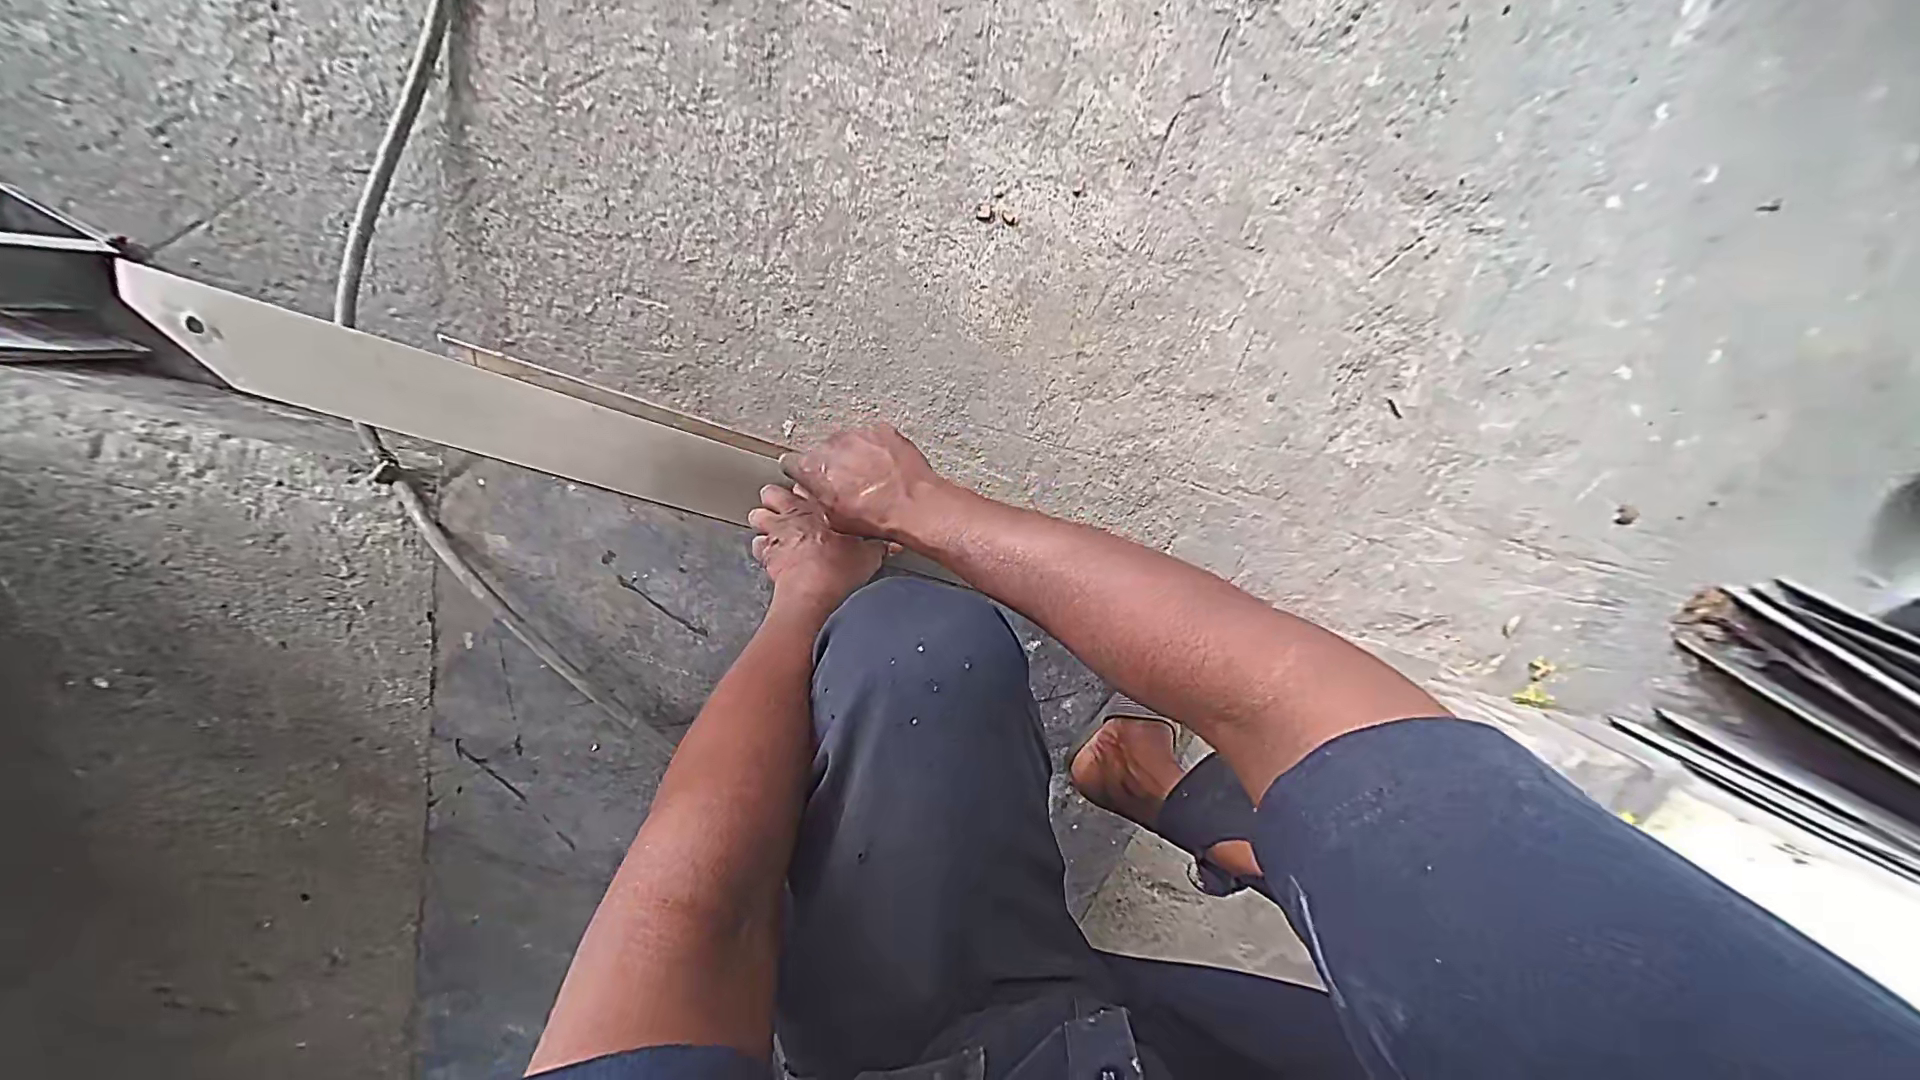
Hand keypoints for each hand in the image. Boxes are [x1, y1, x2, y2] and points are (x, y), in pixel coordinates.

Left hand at [748, 484, 887, 608]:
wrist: (809, 595)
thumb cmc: (834, 569)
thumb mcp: (867, 555)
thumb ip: (877, 545)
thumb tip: (890, 543)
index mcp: (813, 507)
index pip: (801, 484)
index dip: (804, 488)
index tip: (811, 491)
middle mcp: (789, 517)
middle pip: (771, 493)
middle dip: (775, 498)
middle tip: (787, 505)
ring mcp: (773, 536)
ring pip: (757, 516)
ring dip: (764, 520)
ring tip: (777, 526)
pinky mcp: (764, 558)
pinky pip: (757, 545)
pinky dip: (763, 547)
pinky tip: (774, 552)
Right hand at [779, 424, 946, 540]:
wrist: (914, 506)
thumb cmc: (878, 518)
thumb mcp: (836, 521)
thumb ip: (817, 502)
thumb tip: (811, 494)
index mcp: (814, 468)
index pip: (794, 464)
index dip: (805, 473)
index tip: (811, 478)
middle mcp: (832, 446)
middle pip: (824, 450)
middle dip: (833, 463)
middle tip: (849, 481)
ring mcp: (859, 435)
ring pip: (849, 441)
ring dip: (856, 454)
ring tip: (872, 475)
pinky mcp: (882, 430)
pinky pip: (874, 437)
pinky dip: (878, 448)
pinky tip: (886, 466)